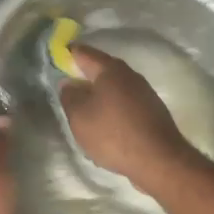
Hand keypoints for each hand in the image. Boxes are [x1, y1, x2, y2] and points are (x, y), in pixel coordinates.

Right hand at [58, 46, 193, 186]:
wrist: (158, 160)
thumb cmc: (113, 134)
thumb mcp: (80, 117)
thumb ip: (70, 97)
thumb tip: (68, 83)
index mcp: (110, 70)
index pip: (83, 53)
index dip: (67, 55)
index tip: (55, 62)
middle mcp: (130, 75)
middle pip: (102, 70)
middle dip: (84, 77)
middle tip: (69, 90)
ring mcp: (145, 93)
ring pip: (115, 89)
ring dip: (101, 96)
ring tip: (87, 111)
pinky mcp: (153, 112)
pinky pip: (126, 105)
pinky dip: (114, 110)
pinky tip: (108, 126)